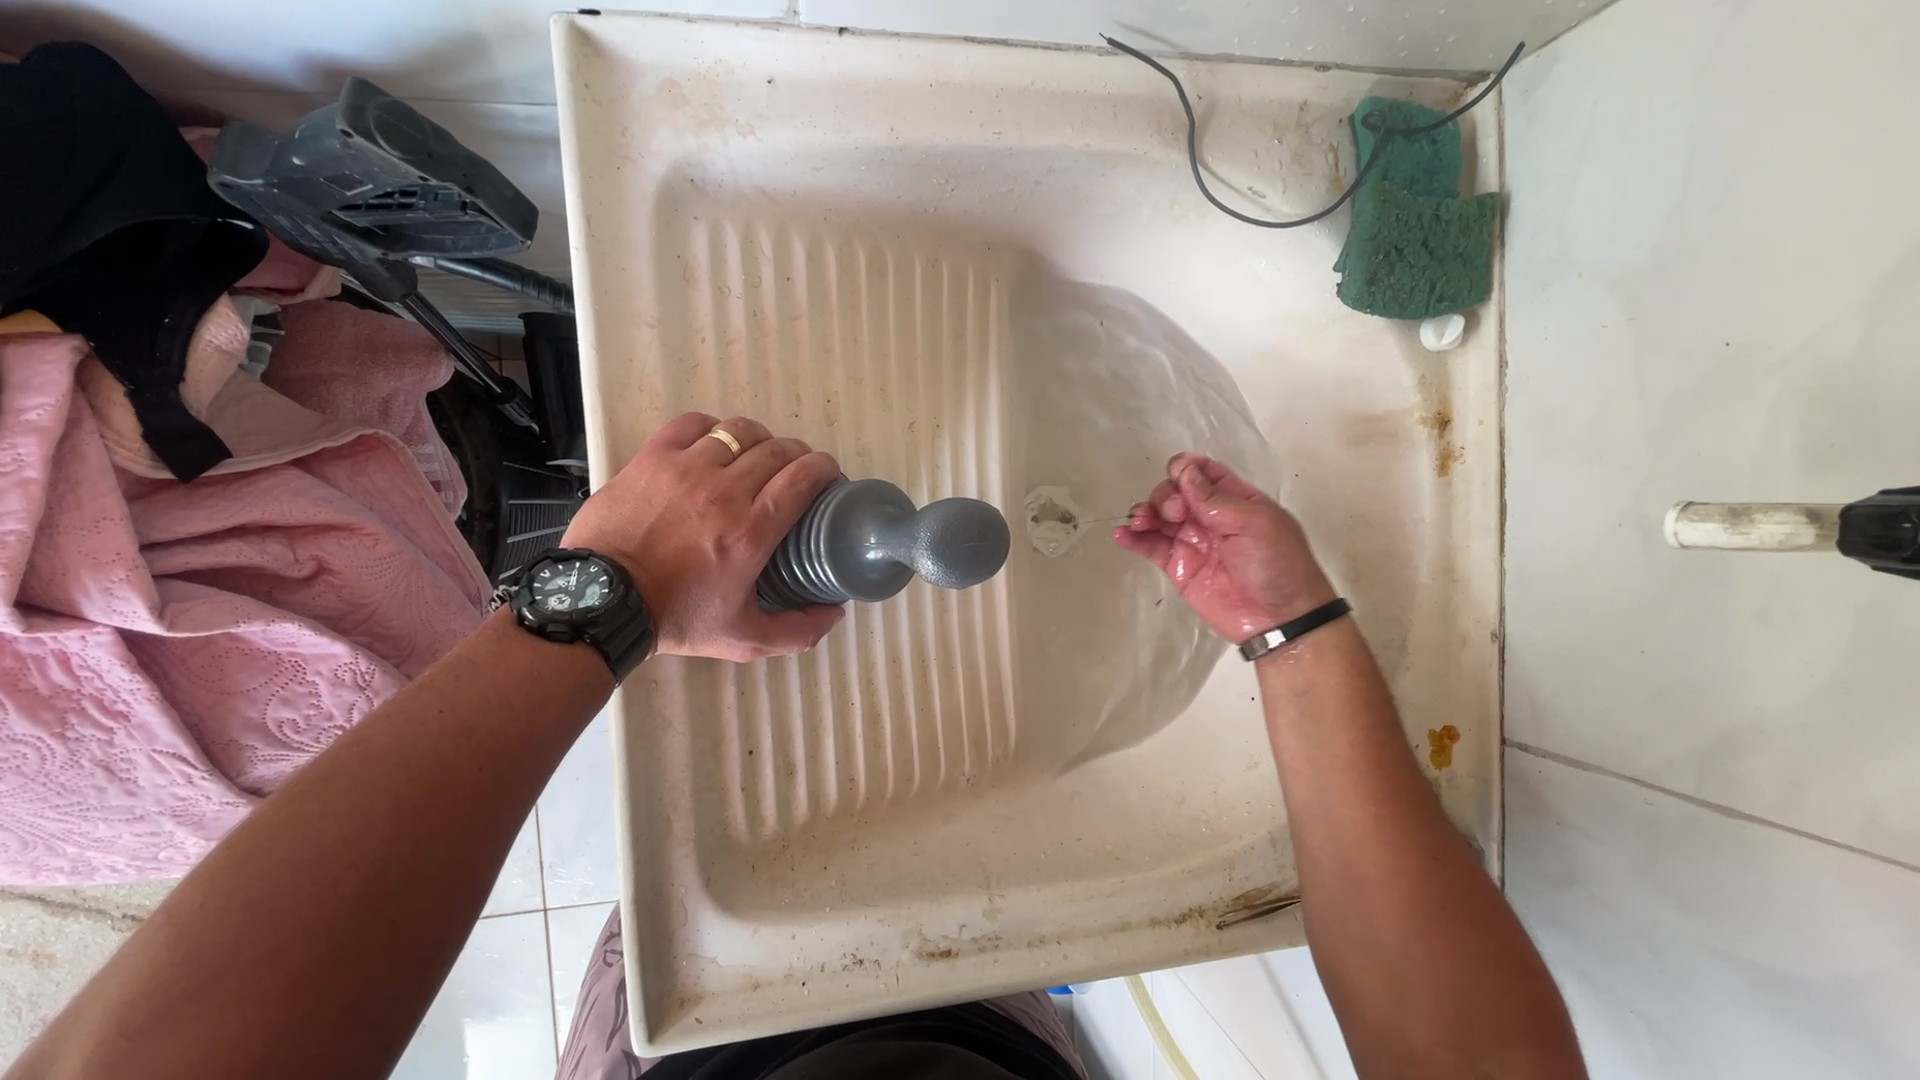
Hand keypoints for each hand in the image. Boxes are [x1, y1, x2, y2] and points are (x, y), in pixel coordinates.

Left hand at [560, 412, 844, 660]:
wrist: (603, 602)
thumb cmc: (676, 618)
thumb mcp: (745, 638)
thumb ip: (798, 631)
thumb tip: (836, 612)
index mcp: (752, 531)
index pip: (803, 477)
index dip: (824, 468)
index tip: (827, 476)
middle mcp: (725, 491)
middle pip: (777, 450)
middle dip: (797, 455)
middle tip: (795, 472)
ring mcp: (686, 469)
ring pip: (739, 431)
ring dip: (759, 440)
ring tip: (756, 456)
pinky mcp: (653, 458)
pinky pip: (694, 424)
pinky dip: (714, 428)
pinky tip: (715, 444)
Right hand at [1113, 453, 1335, 642]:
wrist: (1278, 619)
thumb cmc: (1278, 565)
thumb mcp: (1255, 523)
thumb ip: (1216, 498)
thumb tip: (1185, 471)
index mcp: (1234, 500)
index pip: (1202, 472)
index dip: (1185, 469)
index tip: (1178, 475)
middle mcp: (1209, 516)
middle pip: (1174, 491)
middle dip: (1166, 495)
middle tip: (1175, 514)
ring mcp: (1191, 541)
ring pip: (1158, 517)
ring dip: (1144, 512)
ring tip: (1140, 521)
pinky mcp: (1177, 567)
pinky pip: (1150, 547)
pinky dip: (1133, 539)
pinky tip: (1122, 535)